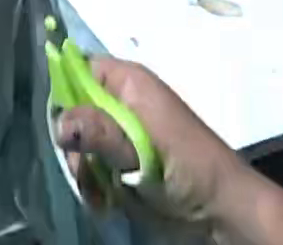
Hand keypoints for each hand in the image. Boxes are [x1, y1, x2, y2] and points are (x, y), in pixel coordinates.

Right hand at [56, 57, 240, 223]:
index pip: (79, 67)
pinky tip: (102, 202)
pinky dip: (92, 184)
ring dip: (82, 168)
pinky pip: (93, 165)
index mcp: (127, 81)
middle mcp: (120, 101)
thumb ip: (100, 131)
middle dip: (72, 141)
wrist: (224, 215)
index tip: (62, 125)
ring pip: (80, 141)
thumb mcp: (142, 148)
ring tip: (96, 194)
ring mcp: (121, 134)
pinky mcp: (123, 163)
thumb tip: (59, 122)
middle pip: (75, 108)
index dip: (65, 90)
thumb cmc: (187, 168)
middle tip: (81, 168)